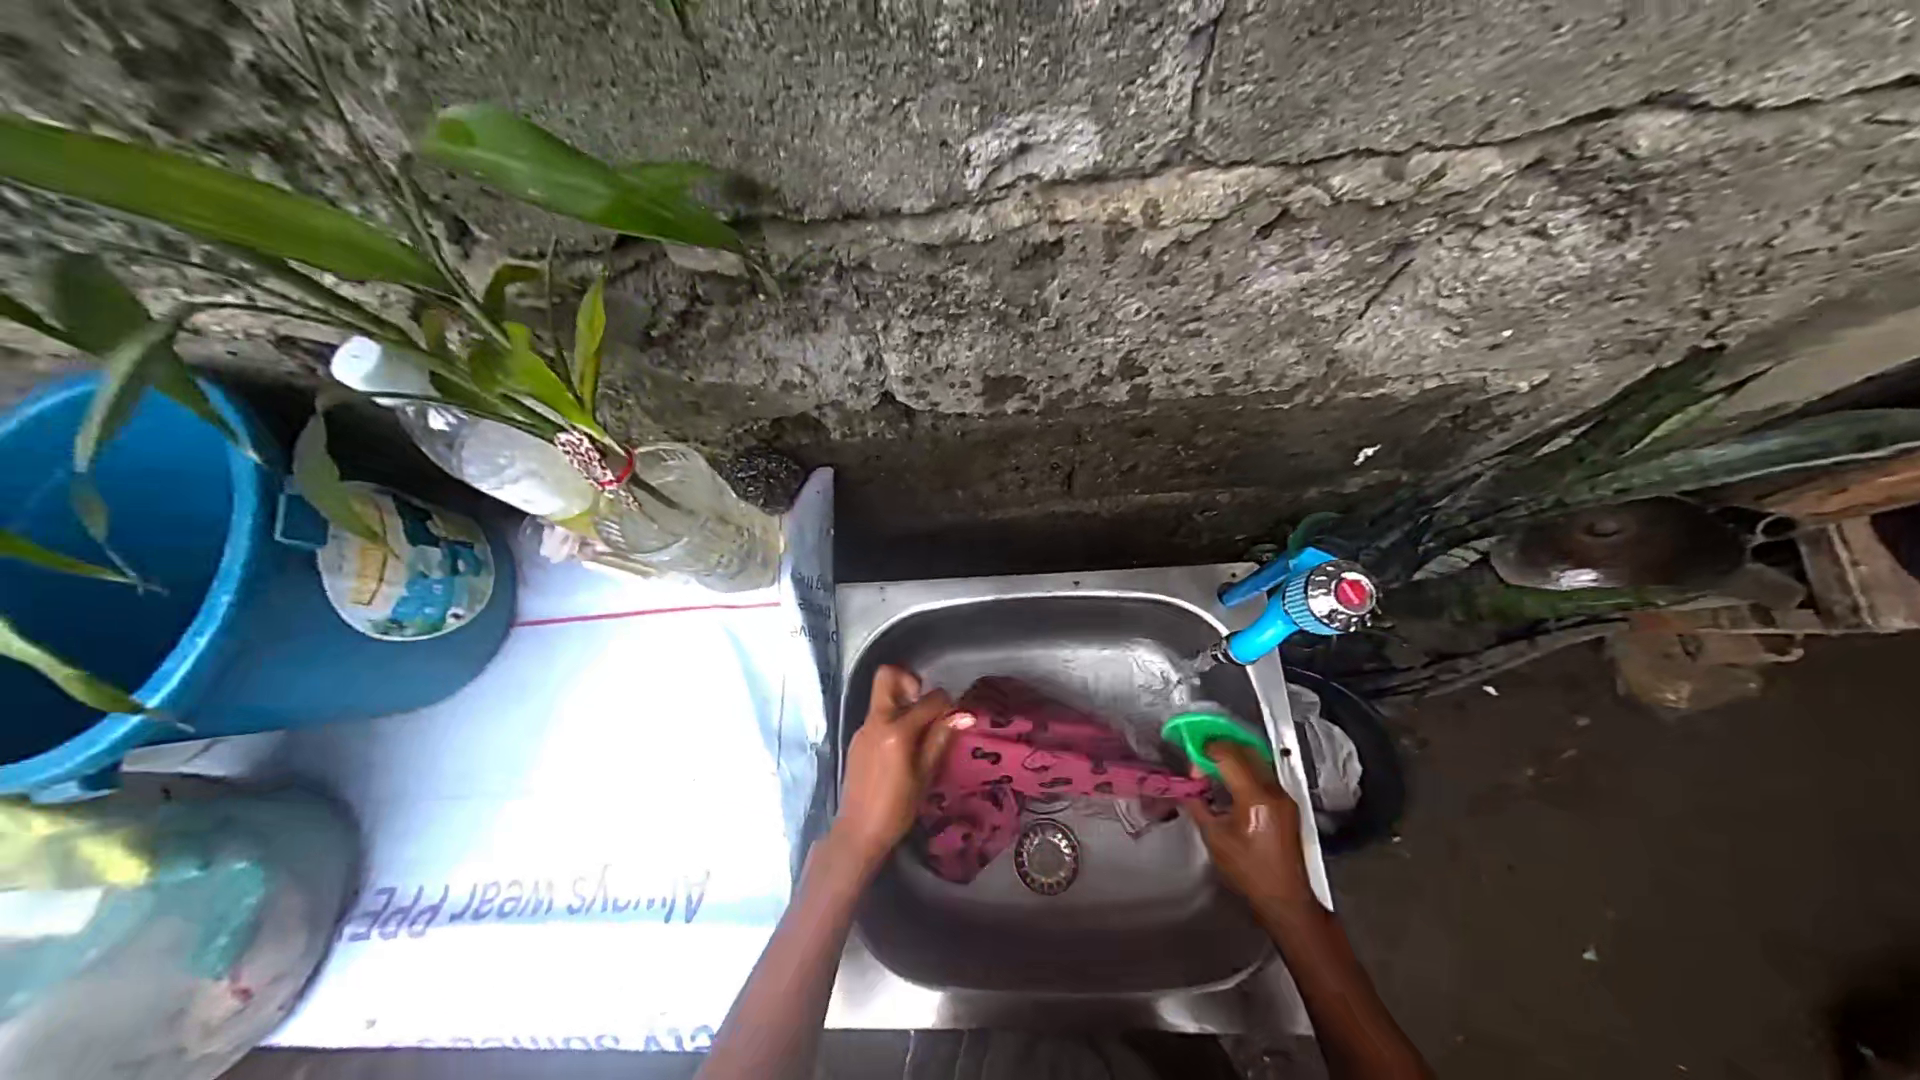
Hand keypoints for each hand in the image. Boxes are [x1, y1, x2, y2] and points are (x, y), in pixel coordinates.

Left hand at [831, 664, 969, 870]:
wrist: (858, 831)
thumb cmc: (897, 808)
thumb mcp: (925, 774)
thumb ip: (941, 739)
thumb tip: (964, 714)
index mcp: (897, 731)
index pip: (929, 700)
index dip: (947, 704)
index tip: (955, 716)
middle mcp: (876, 721)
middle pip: (888, 676)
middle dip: (910, 680)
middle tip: (925, 703)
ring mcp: (863, 728)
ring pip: (882, 695)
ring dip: (902, 700)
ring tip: (920, 728)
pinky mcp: (857, 738)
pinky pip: (877, 714)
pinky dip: (893, 717)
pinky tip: (904, 744)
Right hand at [1182, 742, 1314, 911]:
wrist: (1285, 898)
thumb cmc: (1248, 871)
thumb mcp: (1214, 837)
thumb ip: (1197, 805)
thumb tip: (1187, 787)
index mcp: (1254, 797)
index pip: (1229, 755)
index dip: (1207, 751)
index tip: (1192, 759)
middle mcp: (1273, 790)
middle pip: (1245, 751)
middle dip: (1219, 748)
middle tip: (1199, 758)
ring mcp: (1284, 796)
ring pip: (1256, 760)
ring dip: (1233, 757)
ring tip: (1212, 769)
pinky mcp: (1287, 804)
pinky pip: (1263, 774)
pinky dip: (1244, 769)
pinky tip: (1230, 783)